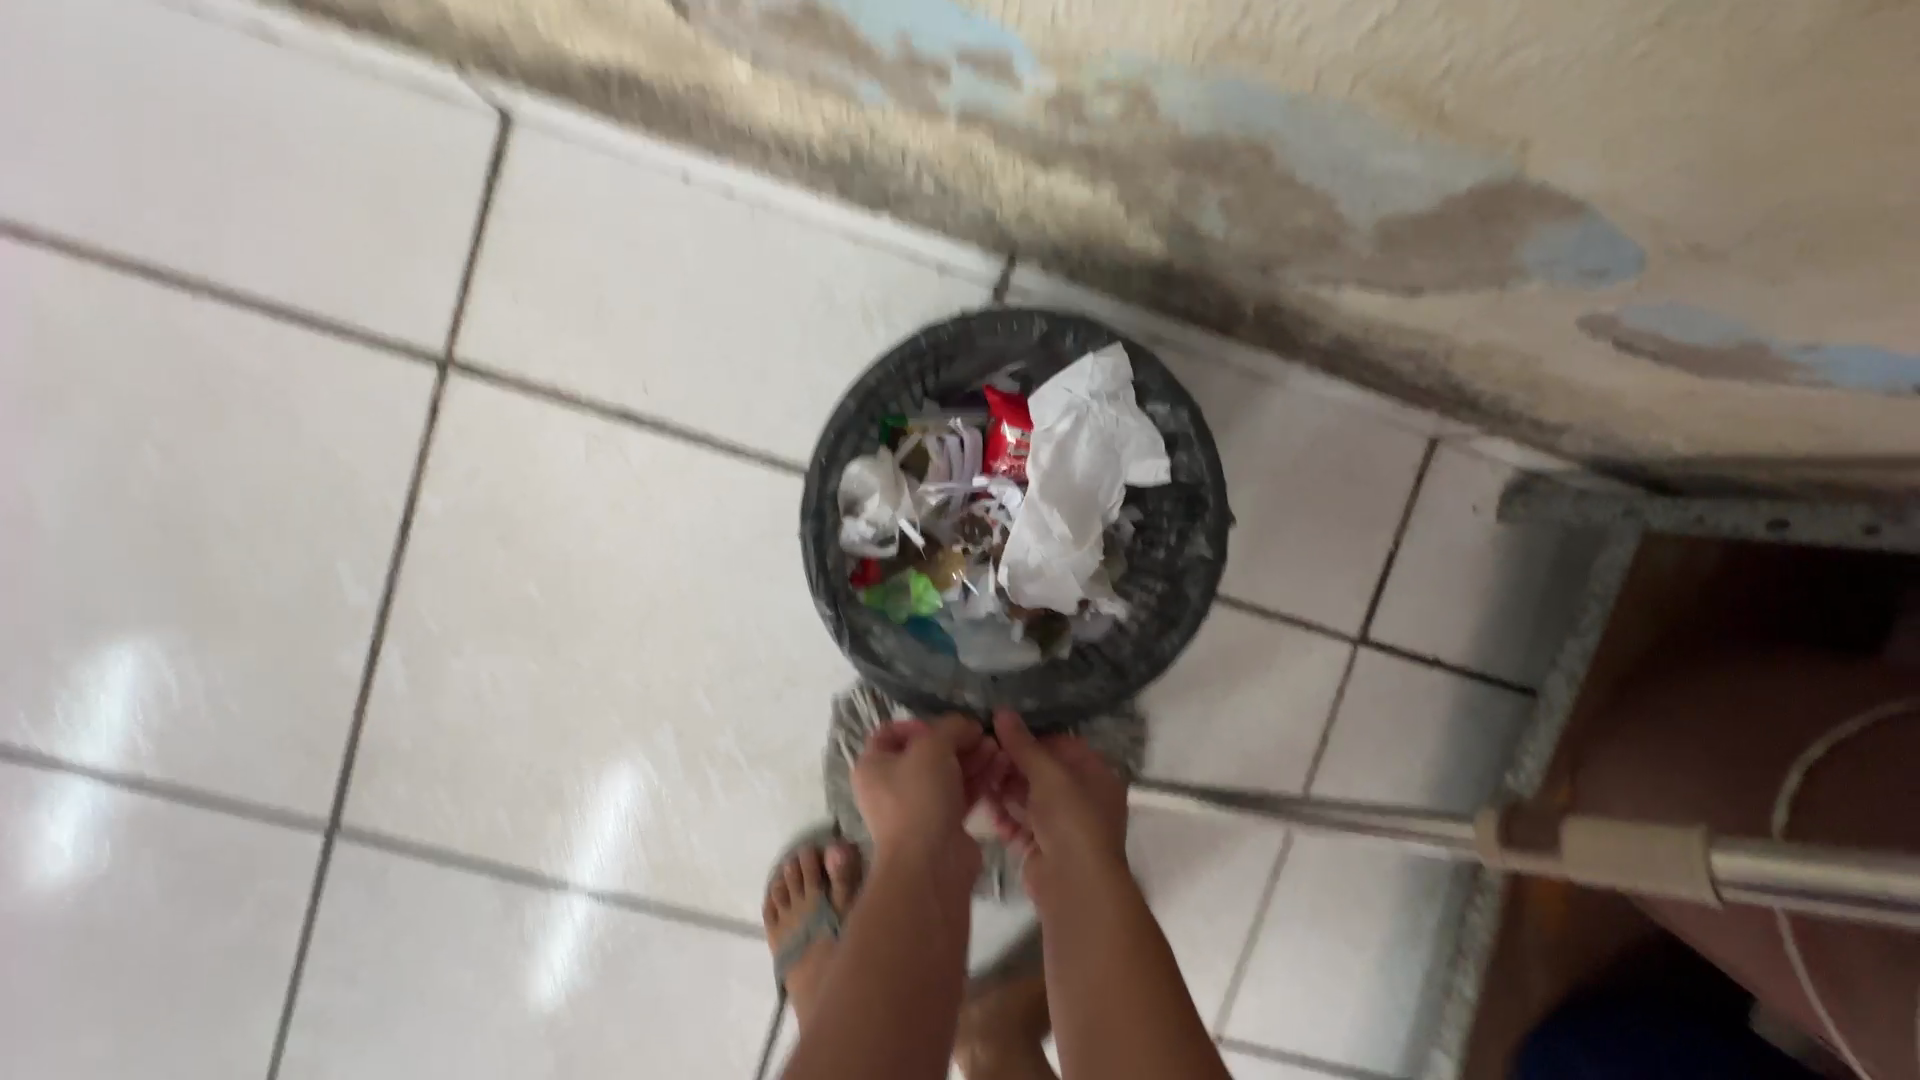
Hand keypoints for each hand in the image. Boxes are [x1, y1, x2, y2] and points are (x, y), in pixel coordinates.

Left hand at [853, 714, 1009, 868]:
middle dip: (957, 741)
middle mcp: (891, 785)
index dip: (919, 724)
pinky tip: (1001, 765)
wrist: (930, 864)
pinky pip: (961, 793)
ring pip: (947, 773)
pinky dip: (978, 778)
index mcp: (873, 765)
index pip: (892, 733)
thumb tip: (968, 726)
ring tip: (999, 748)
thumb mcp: (932, 747)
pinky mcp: (942, 824)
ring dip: (973, 757)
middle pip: (927, 753)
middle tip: (983, 735)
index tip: (945, 726)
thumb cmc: (919, 797)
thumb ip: (951, 727)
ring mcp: (917, 807)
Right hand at [988, 708, 1129, 903]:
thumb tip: (1002, 711)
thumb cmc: (1071, 818)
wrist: (1075, 883)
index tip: (1000, 734)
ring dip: (1005, 792)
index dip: (1032, 739)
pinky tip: (989, 814)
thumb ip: (1023, 743)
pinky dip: (1006, 819)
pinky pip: (1021, 824)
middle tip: (985, 759)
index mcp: (1096, 774)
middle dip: (1013, 767)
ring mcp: (1063, 824)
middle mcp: (1083, 797)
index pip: (1062, 746)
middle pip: (1042, 773)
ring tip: (981, 784)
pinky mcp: (1044, 847)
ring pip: (1028, 799)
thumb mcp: (1048, 773)